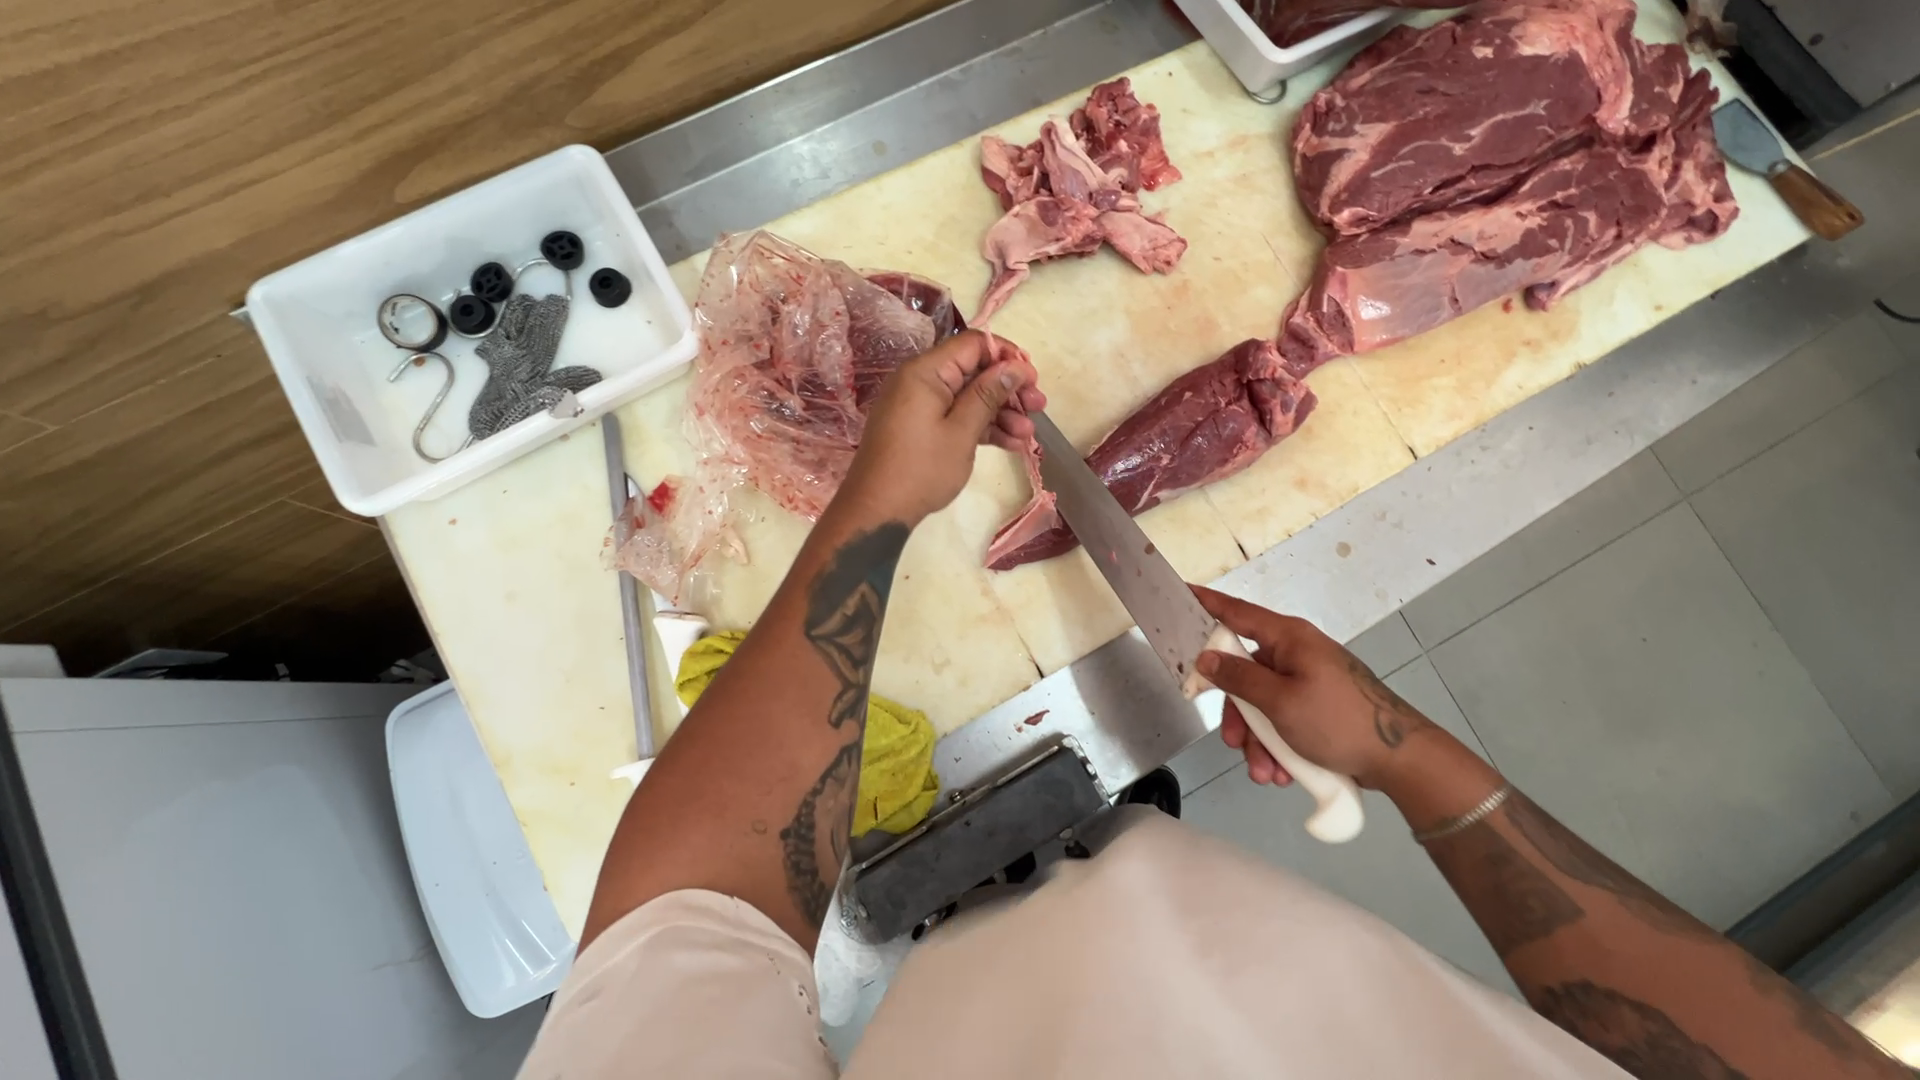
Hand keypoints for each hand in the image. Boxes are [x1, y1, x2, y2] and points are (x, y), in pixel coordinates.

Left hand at [839, 330, 1045, 524]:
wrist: (877, 511)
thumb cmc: (921, 469)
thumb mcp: (961, 432)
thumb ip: (988, 395)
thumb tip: (1015, 366)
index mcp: (925, 372)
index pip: (973, 345)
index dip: (1007, 357)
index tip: (1032, 378)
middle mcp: (920, 381)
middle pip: (973, 371)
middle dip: (1008, 389)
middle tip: (1039, 407)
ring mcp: (918, 406)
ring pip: (968, 397)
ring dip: (1000, 413)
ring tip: (1028, 434)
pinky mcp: (920, 428)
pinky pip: (955, 416)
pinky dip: (981, 427)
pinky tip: (1010, 444)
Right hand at [1193, 585, 1432, 789]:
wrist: (1400, 759)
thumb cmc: (1338, 720)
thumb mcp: (1279, 702)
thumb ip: (1238, 678)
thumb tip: (1206, 658)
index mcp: (1288, 639)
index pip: (1237, 613)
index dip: (1207, 603)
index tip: (1182, 591)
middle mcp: (1295, 654)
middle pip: (1245, 674)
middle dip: (1239, 716)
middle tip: (1234, 743)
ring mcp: (1307, 681)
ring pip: (1262, 705)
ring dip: (1258, 741)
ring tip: (1265, 772)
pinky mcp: (1316, 707)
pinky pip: (1283, 721)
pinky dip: (1278, 746)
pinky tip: (1281, 772)